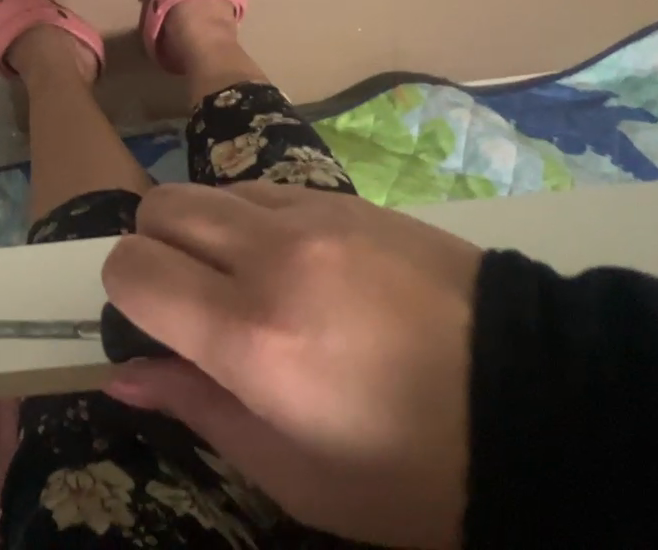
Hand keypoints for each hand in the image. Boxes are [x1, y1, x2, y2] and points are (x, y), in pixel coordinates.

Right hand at [101, 182, 481, 549]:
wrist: (536, 404)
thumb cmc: (408, 468)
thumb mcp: (292, 470)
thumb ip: (194, 407)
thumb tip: (121, 375)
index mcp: (251, 336)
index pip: (131, 268)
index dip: (125, 293)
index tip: (153, 324)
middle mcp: (271, 257)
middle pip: (158, 208)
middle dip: (155, 249)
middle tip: (191, 299)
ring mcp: (314, 216)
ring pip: (208, 190)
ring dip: (203, 229)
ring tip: (246, 280)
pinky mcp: (348, 199)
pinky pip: (264, 188)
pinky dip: (252, 218)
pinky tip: (294, 263)